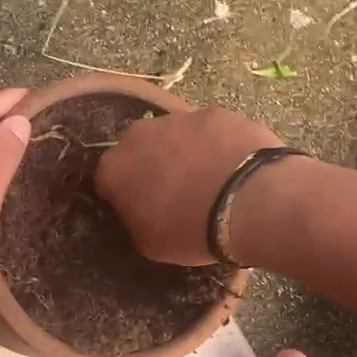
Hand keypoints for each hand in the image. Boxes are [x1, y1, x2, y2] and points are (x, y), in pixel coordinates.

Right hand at [95, 106, 283, 265]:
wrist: (249, 201)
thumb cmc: (190, 229)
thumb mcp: (150, 244)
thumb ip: (135, 221)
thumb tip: (139, 211)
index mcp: (114, 168)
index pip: (106, 181)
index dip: (122, 196)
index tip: (140, 210)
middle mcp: (138, 135)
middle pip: (137, 149)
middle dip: (149, 165)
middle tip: (173, 192)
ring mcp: (178, 118)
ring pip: (173, 135)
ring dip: (183, 152)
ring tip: (209, 179)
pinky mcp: (216, 112)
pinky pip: (209, 130)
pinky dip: (216, 144)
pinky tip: (233, 166)